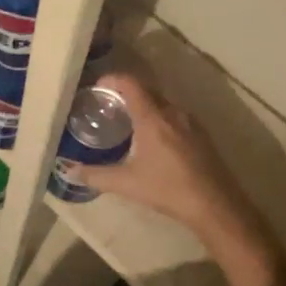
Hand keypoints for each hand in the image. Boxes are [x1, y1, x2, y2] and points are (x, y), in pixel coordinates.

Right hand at [73, 73, 285, 285]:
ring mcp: (191, 123)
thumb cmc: (168, 189)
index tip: (97, 87)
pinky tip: (152, 140)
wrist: (215, 205)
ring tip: (127, 122)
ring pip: (162, 104)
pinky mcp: (202, 135)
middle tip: (107, 107)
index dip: (112, 80)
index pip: (131, 84)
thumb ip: (95, 175)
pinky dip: (159, 118)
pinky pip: (175, 116)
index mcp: (153, 118)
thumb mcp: (126, 183)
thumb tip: (69, 172)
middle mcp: (173, 113)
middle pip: (146, 90)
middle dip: (125, 93)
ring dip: (144, 106)